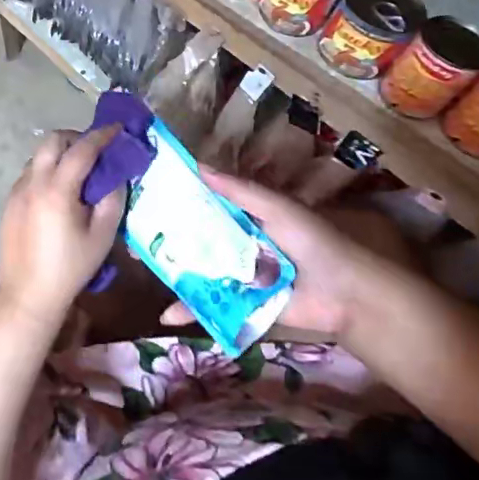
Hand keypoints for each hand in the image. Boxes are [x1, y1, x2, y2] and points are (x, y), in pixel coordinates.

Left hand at [0, 126, 126, 325]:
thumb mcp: (103, 235)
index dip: (102, 135)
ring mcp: (17, 191)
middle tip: (96, 151)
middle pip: (53, 140)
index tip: (118, 129)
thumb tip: (116, 174)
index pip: (82, 148)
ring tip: (79, 172)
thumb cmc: (70, 268)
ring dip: (60, 153)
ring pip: (40, 155)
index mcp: (58, 189)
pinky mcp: (9, 202)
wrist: (27, 296)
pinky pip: (31, 172)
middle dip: (76, 138)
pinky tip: (60, 192)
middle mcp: (33, 182)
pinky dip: (48, 170)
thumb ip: (113, 198)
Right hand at [160, 168, 401, 342]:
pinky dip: (190, 310)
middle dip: (166, 236)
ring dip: (172, 270)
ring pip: (198, 270)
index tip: (148, 194)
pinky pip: (211, 304)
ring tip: (141, 266)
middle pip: (196, 238)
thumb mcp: (276, 207)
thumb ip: (238, 191)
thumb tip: (197, 165)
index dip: (179, 199)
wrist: (345, 293)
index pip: (206, 204)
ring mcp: (237, 275)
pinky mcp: (241, 305)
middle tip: (133, 233)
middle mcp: (238, 243)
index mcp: (246, 216)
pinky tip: (167, 314)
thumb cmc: (312, 240)